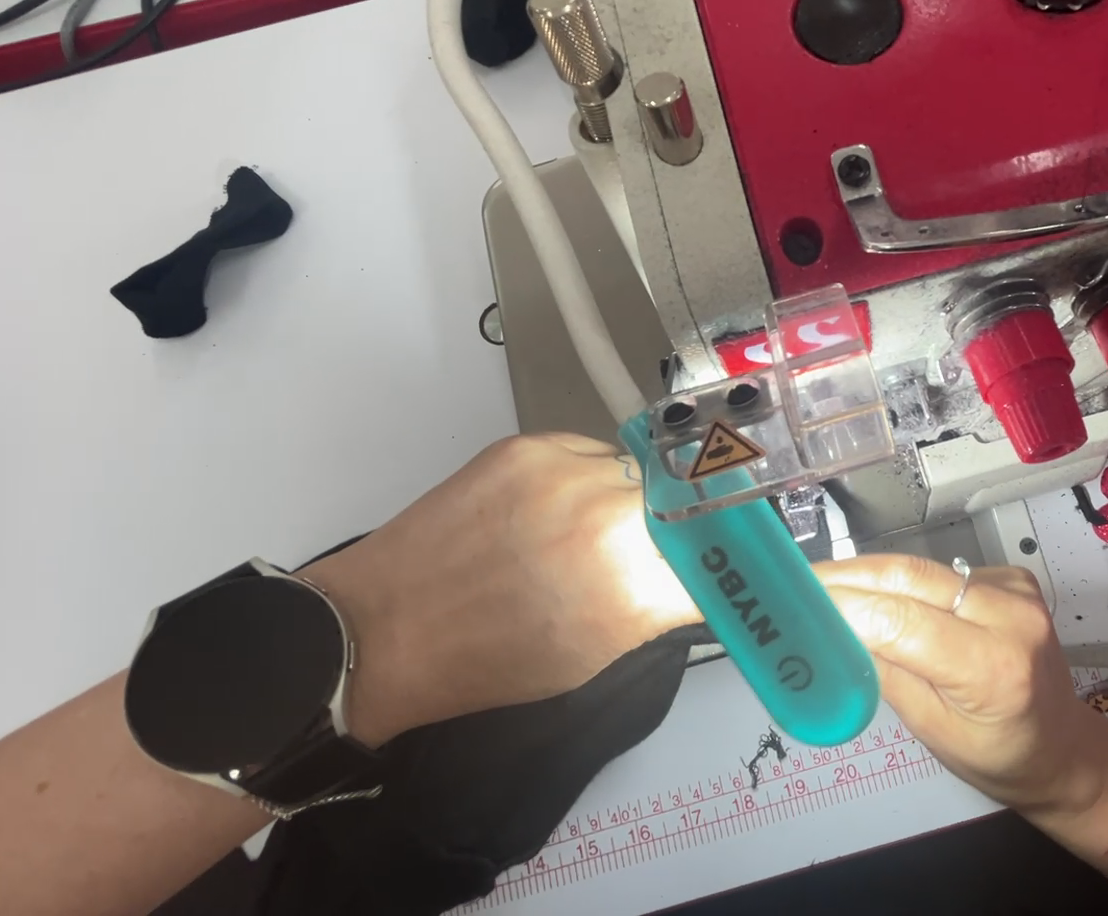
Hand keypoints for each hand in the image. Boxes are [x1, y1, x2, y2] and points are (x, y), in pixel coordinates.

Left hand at [299, 433, 699, 745]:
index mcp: (633, 591)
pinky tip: (560, 504)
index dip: (725, 561)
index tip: (724, 563)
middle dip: (678, 527)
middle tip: (654, 546)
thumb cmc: (492, 662)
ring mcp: (569, 472)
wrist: (383, 628)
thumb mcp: (596, 653)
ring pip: (639, 472)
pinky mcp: (530, 445)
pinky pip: (592, 452)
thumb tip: (700, 571)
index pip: (720, 560)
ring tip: (597, 526)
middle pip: (686, 505)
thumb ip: (657, 605)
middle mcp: (612, 519)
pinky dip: (590, 477)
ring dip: (633, 499)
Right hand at [812, 554, 1107, 815]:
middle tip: (799, 579)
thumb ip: (885, 675)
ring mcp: (1014, 590)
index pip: (903, 622)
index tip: (797, 598)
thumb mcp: (934, 733)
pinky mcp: (1011, 577)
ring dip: (870, 574)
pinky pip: (941, 572)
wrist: (1067, 747)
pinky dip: (903, 580)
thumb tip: (834, 631)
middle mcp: (1010, 615)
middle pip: (910, 577)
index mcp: (993, 668)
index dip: (845, 605)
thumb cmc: (1001, 758)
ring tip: (825, 586)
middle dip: (848, 575)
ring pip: (921, 568)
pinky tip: (881, 595)